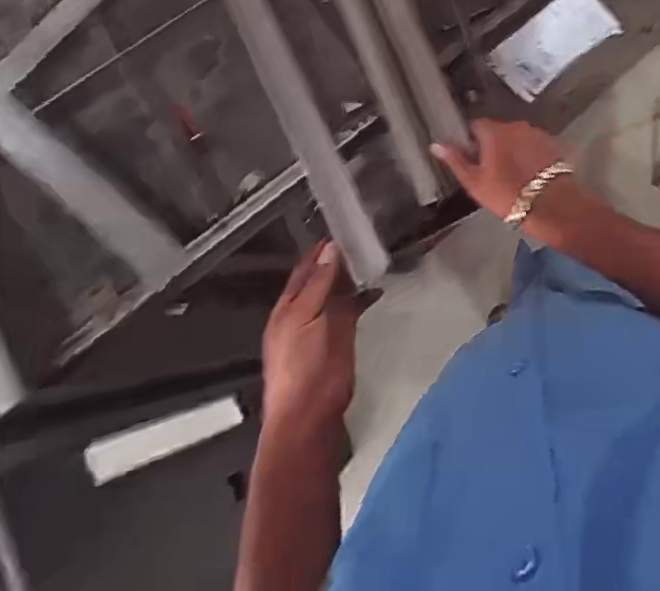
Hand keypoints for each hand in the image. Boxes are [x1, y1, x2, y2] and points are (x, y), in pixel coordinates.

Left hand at [262, 241, 377, 432]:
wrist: (306, 428)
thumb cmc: (310, 374)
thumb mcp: (316, 321)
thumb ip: (322, 286)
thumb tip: (330, 250)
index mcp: (287, 308)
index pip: (306, 266)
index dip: (324, 248)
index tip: (346, 231)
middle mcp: (295, 317)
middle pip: (316, 280)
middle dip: (336, 262)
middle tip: (362, 244)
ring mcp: (310, 334)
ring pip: (330, 297)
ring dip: (347, 281)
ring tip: (370, 265)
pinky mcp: (325, 349)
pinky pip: (340, 314)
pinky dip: (355, 302)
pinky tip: (372, 297)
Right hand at [431, 119, 570, 220]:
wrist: (551, 206)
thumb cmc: (507, 194)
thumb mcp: (474, 182)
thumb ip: (455, 160)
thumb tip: (436, 144)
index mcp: (494, 131)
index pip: (475, 125)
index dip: (471, 141)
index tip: (473, 159)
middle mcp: (516, 125)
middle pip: (497, 130)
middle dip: (492, 145)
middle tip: (491, 170)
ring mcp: (536, 133)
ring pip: (517, 137)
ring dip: (512, 149)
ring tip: (513, 173)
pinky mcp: (552, 144)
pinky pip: (533, 145)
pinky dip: (529, 153)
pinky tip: (530, 172)